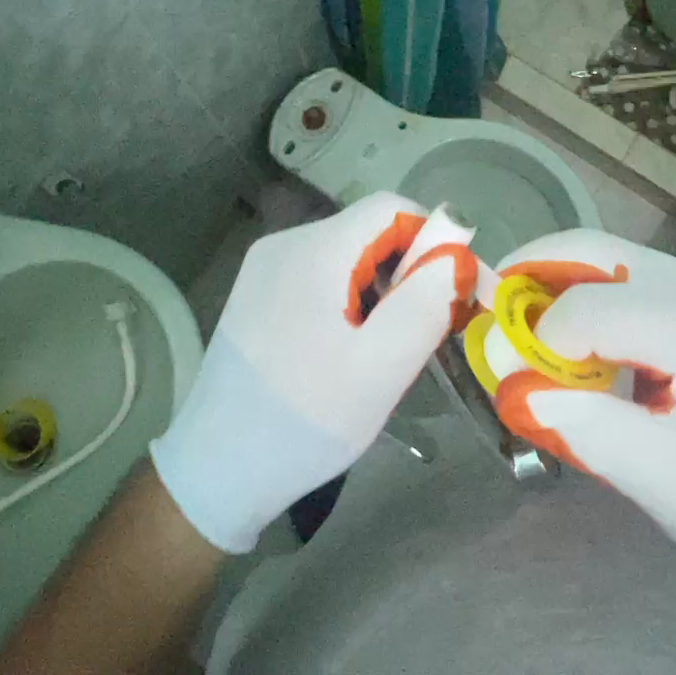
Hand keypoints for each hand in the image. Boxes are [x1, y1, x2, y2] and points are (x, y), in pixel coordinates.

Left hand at [149, 192, 466, 552]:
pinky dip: (348, 297)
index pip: (391, 207)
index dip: (432, 239)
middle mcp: (284, 244)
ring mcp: (263, 268)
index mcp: (314, 251)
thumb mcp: (382, 368)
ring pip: (346, 253)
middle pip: (368, 229)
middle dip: (406, 269)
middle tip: (420, 332)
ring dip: (379, 287)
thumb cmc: (307, 421)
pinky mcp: (255, 293)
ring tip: (382, 347)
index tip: (450, 293)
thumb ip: (424, 301)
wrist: (219, 469)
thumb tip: (456, 247)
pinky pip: (319, 273)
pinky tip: (345, 348)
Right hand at [490, 230, 675, 581]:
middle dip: (530, 274)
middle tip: (486, 313)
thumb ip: (589, 432)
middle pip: (594, 251)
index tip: (513, 381)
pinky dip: (575, 292)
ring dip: (549, 280)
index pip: (594, 308)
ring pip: (601, 255)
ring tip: (515, 325)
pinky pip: (616, 274)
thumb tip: (512, 388)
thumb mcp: (667, 483)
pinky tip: (559, 331)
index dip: (539, 338)